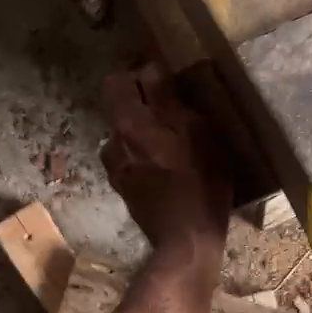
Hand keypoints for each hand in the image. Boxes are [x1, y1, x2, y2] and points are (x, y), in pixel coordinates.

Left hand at [100, 68, 231, 260]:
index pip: (117, 81)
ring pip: (129, 139)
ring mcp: (116, 171)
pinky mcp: (126, 193)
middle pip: (123, 111)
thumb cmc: (200, 184)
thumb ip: (168, 98)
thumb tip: (151, 69)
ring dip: (147, 138)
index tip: (167, 87)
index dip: (141, 78)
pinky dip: (148, 161)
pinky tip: (171, 175)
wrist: (187, 242)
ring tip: (177, 151)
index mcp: (127, 124)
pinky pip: (133, 163)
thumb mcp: (196, 132)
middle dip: (147, 110)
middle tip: (180, 121)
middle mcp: (112, 144)